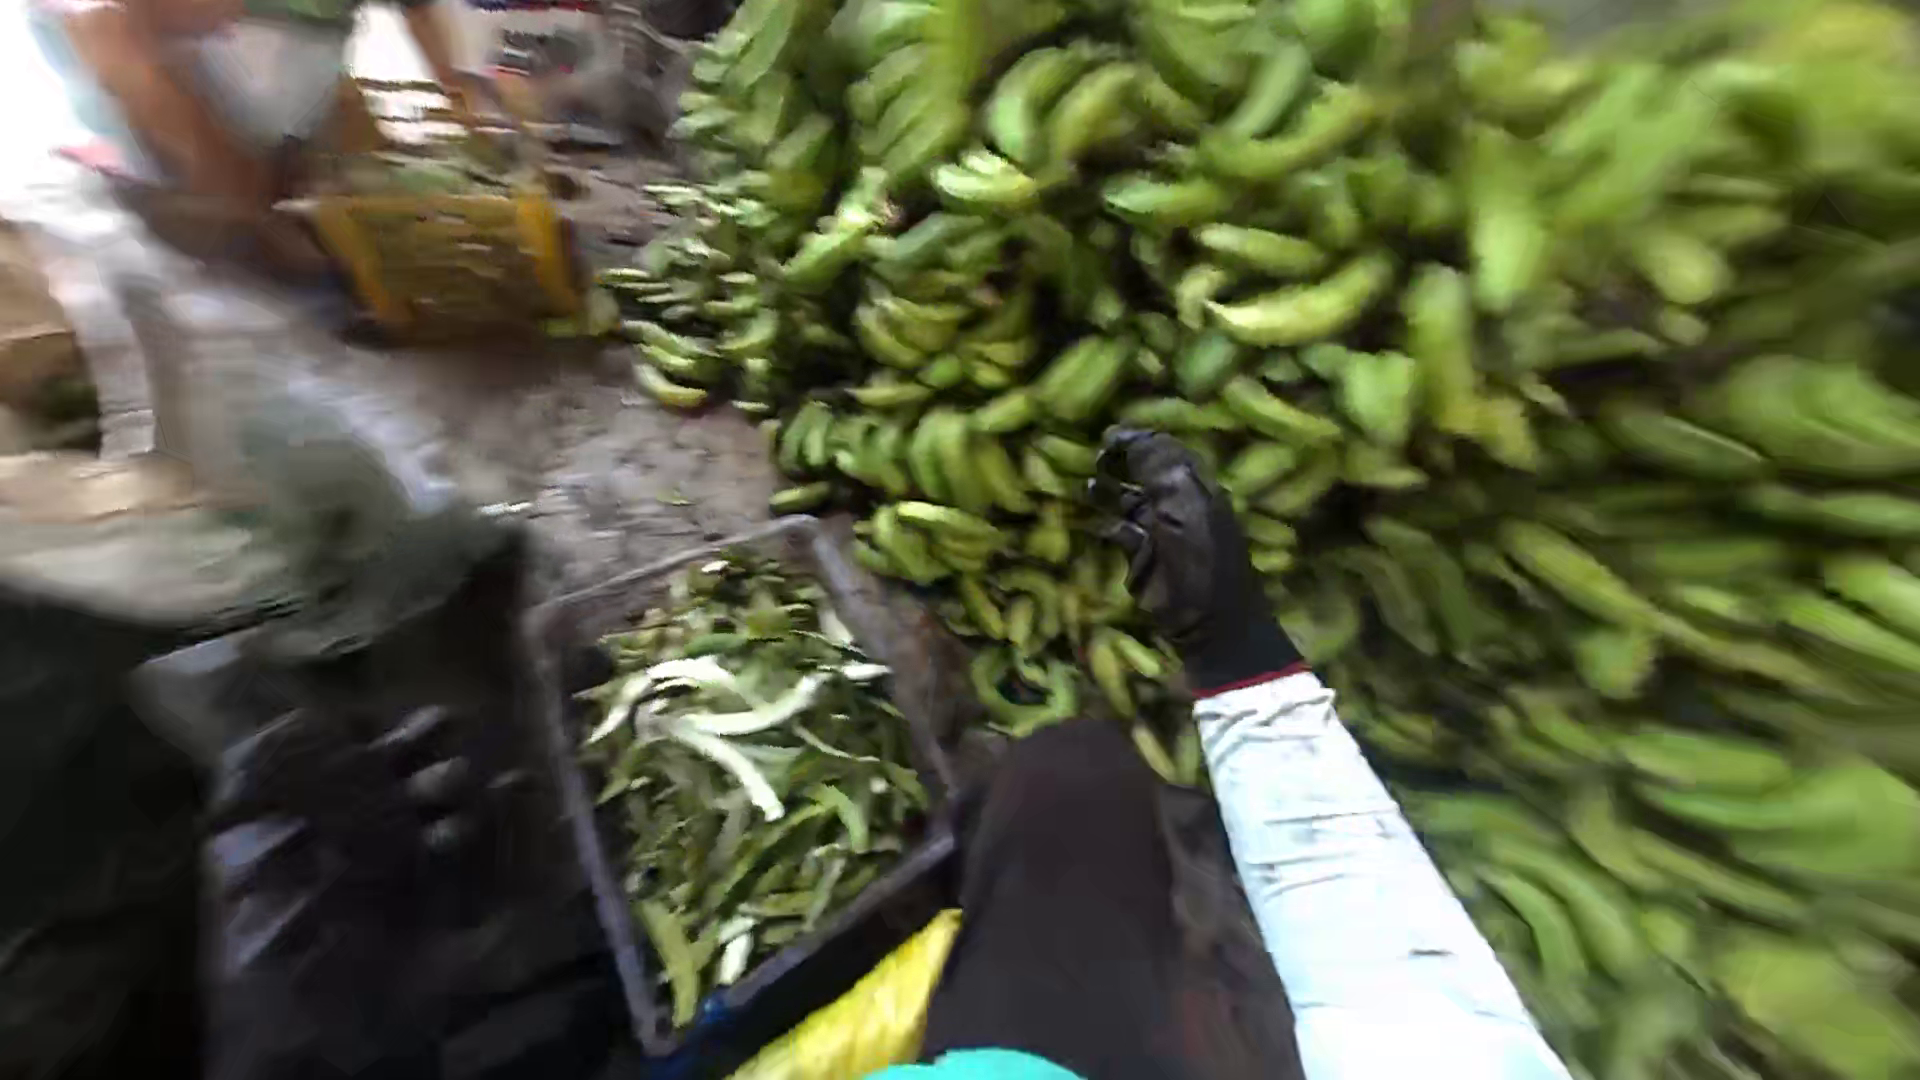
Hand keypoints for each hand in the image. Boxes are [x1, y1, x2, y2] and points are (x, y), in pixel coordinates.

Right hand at [1098, 429, 1302, 693]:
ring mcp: (1156, 532)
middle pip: (1141, 474)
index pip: (1162, 450)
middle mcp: (1174, 504)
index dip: (1135, 441)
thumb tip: (1127, 436)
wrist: (1209, 622)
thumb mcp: (1182, 503)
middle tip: (1094, 459)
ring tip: (1086, 486)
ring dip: (1106, 492)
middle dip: (1118, 464)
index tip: (1106, 439)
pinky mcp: (1141, 558)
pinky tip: (1093, 522)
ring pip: (1126, 502)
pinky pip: (1118, 533)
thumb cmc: (1200, 559)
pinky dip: (1105, 525)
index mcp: (1192, 486)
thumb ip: (1157, 467)